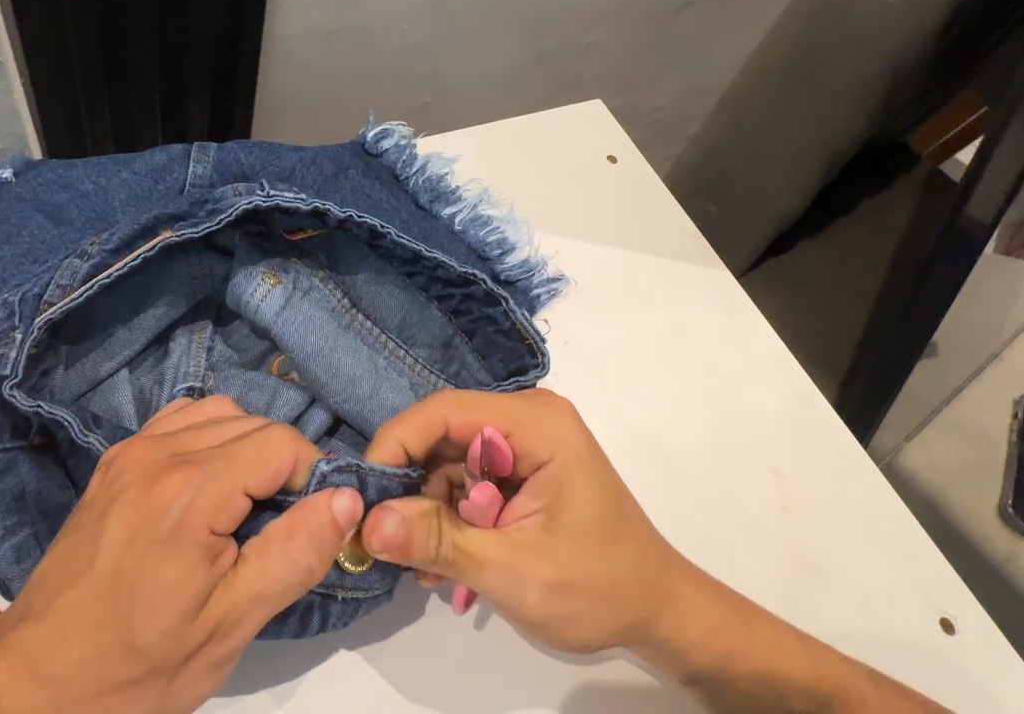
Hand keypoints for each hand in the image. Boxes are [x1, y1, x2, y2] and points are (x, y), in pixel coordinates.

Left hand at [0, 396, 363, 713]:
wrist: (39, 679)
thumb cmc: (140, 663)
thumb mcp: (231, 623)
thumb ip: (295, 553)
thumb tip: (348, 498)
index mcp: (190, 490)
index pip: (281, 443)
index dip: (311, 478)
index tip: (311, 526)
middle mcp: (159, 452)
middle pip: (253, 423)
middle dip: (282, 466)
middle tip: (280, 527)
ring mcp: (131, 450)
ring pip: (218, 413)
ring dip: (246, 447)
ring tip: (245, 506)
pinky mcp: (115, 460)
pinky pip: (179, 420)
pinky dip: (207, 437)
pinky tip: (206, 486)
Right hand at [360, 388, 695, 653]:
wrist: (658, 612)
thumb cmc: (596, 588)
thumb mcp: (511, 571)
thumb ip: (437, 541)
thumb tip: (367, 524)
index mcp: (534, 423)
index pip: (443, 412)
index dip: (396, 445)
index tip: (365, 496)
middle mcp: (527, 418)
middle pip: (442, 435)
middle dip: (412, 487)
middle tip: (387, 539)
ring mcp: (524, 441)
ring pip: (448, 460)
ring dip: (429, 509)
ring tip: (424, 566)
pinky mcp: (521, 467)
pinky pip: (465, 478)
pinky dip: (449, 515)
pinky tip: (444, 560)